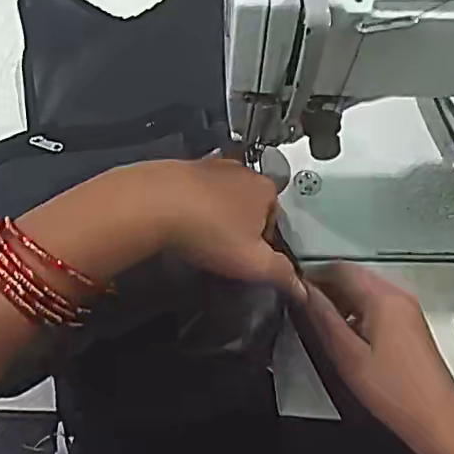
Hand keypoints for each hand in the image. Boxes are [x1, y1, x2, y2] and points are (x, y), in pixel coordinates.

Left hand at [150, 157, 302, 299]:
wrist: (153, 203)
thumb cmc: (207, 229)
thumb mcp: (253, 262)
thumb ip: (282, 274)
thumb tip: (300, 287)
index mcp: (266, 189)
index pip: (278, 220)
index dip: (266, 244)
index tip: (249, 259)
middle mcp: (240, 171)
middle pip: (249, 206)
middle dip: (240, 228)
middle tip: (224, 250)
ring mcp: (210, 166)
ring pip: (221, 198)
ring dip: (215, 216)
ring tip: (201, 238)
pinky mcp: (182, 169)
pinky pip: (194, 192)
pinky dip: (191, 206)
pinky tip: (181, 223)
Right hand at [301, 262, 453, 432]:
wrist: (437, 419)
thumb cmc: (398, 393)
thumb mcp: (348, 355)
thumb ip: (323, 318)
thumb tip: (307, 294)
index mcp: (383, 300)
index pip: (340, 269)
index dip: (313, 274)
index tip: (296, 285)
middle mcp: (400, 298)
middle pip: (355, 276)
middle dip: (326, 286)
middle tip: (304, 302)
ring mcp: (408, 310)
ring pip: (365, 289)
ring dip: (341, 298)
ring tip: (321, 319)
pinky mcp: (410, 324)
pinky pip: (377, 304)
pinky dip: (357, 310)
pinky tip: (345, 332)